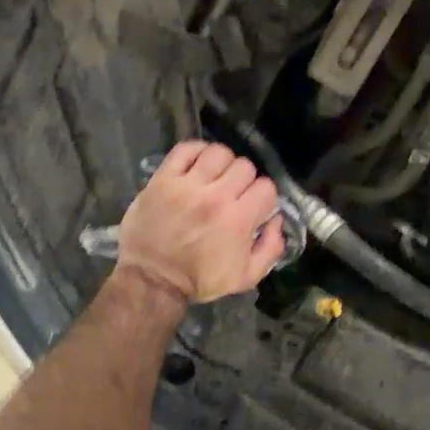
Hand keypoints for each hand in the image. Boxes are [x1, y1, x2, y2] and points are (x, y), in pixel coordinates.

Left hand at [117, 140, 286, 303]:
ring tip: (216, 178)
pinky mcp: (163, 179)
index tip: (254, 207)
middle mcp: (216, 196)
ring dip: (222, 164)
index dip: (264, 197)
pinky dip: (196, 151)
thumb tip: (276, 220)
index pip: (266, 187)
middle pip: (245, 166)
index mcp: (239, 220)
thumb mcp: (246, 277)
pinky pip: (186, 149)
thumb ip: (270, 249)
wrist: (153, 279)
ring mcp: (187, 185)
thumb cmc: (200, 280)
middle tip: (234, 194)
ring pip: (218, 153)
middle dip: (245, 180)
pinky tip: (198, 165)